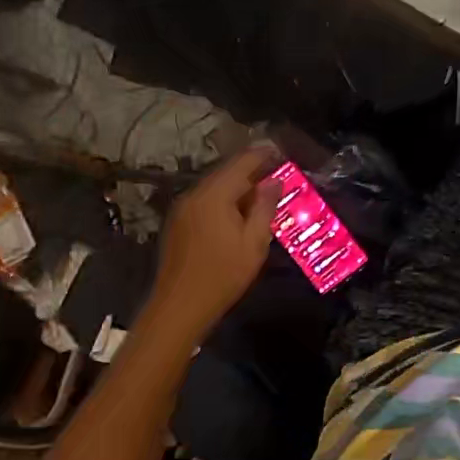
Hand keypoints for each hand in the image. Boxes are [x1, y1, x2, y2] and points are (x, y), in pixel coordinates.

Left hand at [147, 148, 283, 336]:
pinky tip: (237, 216)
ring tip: (262, 199)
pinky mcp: (178, 222)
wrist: (180, 306)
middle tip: (277, 179)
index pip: (242, 162)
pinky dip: (224, 201)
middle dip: (252, 172)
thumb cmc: (223, 276)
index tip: (282, 154)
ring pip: (215, 187)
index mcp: (214, 195)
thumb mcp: (254, 243)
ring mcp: (183, 208)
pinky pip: (205, 201)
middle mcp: (195, 194)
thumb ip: (265, 207)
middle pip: (226, 173)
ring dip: (238, 189)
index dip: (263, 155)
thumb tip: (274, 181)